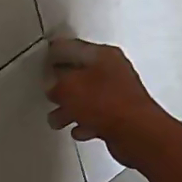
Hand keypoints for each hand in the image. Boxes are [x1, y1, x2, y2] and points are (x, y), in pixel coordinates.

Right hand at [45, 38, 175, 167]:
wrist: (137, 133)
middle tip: (50, 90)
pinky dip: (88, 122)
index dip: (55, 53)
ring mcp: (120, 95)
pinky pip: (99, 117)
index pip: (73, 47)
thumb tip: (54, 89)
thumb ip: (56, 85)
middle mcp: (115, 72)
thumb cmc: (110, 105)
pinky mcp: (123, 117)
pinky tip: (79, 130)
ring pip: (89, 98)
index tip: (45, 57)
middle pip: (82, 74)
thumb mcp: (68, 88)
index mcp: (104, 55)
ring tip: (57, 119)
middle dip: (62, 85)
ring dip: (72, 108)